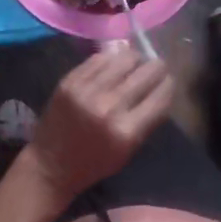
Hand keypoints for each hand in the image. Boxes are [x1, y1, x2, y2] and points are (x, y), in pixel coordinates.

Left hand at [22, 47, 173, 202]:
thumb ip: (146, 120)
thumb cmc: (94, 163)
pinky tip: (115, 62)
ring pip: (123, 58)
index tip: (170, 81)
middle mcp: (109, 107)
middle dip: (157, 68)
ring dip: (135, 58)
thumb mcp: (128, 151)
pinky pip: (98, 58)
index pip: (161, 96)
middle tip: (157, 67)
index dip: (170, 85)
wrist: (50, 163)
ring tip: (136, 62)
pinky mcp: (70, 80)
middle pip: (145, 73)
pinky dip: (111, 58)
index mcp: (127, 131)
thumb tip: (161, 89)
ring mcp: (87, 90)